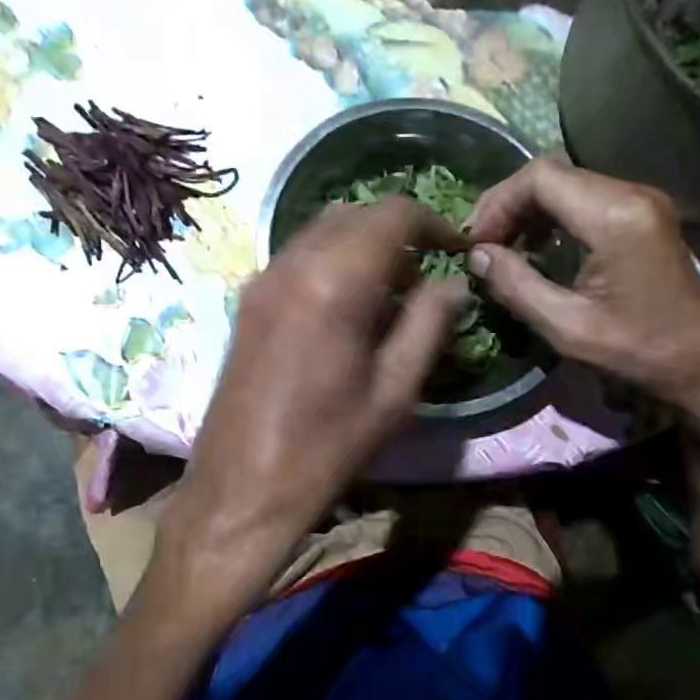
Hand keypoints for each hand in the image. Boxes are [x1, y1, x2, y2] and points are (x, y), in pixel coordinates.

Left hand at [156, 197, 470, 610]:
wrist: (243, 486)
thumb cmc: (327, 446)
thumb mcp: (395, 391)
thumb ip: (428, 324)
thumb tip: (453, 284)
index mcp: (335, 281)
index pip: (393, 214)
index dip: (434, 223)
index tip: (457, 248)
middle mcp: (293, 263)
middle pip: (355, 213)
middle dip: (398, 230)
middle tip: (426, 272)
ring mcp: (263, 278)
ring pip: (323, 230)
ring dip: (363, 243)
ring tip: (391, 290)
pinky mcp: (248, 299)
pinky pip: (298, 255)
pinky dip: (331, 259)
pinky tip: (348, 306)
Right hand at [466, 154, 699, 421]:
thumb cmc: (636, 350)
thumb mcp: (566, 327)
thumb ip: (516, 285)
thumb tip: (476, 255)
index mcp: (615, 217)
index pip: (540, 177)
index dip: (498, 203)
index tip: (477, 244)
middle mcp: (631, 194)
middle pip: (551, 172)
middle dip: (507, 204)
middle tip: (482, 245)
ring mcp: (641, 200)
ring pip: (565, 181)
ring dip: (527, 208)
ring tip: (502, 246)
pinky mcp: (642, 213)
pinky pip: (584, 196)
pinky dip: (550, 214)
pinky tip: (536, 246)